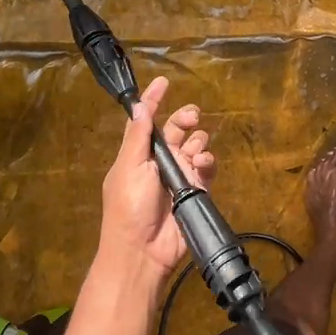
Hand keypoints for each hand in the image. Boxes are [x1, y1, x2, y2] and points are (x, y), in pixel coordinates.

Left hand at [99, 76, 215, 275]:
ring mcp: (179, 175)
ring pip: (195, 144)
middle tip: (193, 116)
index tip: (163, 82)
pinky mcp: (196, 188)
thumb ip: (138, 137)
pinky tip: (202, 165)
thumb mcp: (128, 169)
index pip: (145, 121)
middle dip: (186, 117)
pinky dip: (207, 161)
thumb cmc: (128, 208)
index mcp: (137, 155)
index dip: (152, 101)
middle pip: (176, 129)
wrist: (144, 252)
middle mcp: (159, 161)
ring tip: (193, 152)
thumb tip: (140, 105)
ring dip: (197, 141)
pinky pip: (207, 165)